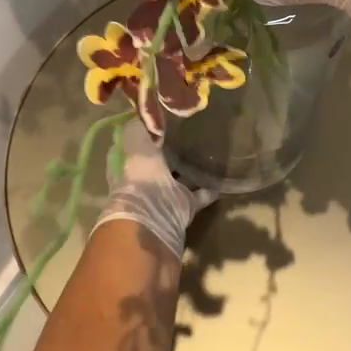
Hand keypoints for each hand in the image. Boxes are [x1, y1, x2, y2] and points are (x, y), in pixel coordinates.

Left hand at [94, 120, 217, 259]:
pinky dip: (208, 190)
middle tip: (190, 128)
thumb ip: (140, 131)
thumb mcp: (138, 152)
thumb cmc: (141, 189)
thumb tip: (142, 109)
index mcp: (128, 166)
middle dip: (168, 149)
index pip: (131, 145)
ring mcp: (162, 200)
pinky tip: (223, 176)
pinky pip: (197, 198)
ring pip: (176, 180)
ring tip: (209, 148)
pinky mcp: (180, 214)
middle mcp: (143, 182)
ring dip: (189, 168)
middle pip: (156, 162)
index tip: (159, 117)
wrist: (151, 240)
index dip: (141, 132)